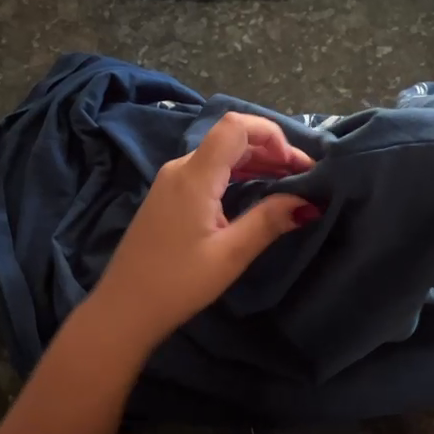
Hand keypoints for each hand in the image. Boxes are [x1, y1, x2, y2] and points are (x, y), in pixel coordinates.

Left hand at [89, 112, 316, 344]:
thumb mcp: (229, 254)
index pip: (235, 126)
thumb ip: (268, 221)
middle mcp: (180, 168)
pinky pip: (208, 171)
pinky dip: (237, 175)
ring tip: (290, 185)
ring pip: (220, 155)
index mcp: (194, 176)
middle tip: (305, 177)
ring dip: (256, 163)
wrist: (125, 307)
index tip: (299, 164)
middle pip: (230, 139)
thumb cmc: (178, 283)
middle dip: (271, 150)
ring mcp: (171, 181)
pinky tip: (257, 194)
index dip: (272, 134)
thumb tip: (308, 201)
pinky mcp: (168, 196)